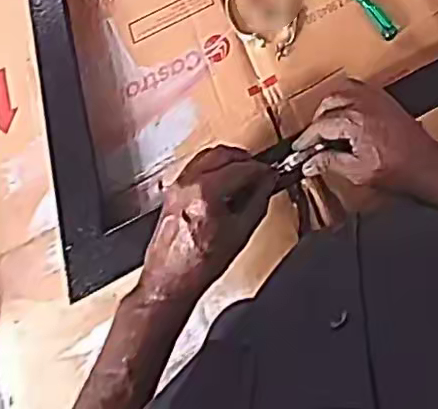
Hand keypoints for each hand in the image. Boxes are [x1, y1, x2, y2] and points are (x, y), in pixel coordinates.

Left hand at [137, 145, 273, 300]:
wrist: (168, 284)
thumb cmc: (197, 266)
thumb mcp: (240, 233)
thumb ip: (258, 200)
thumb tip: (267, 182)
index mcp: (206, 192)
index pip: (241, 167)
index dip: (261, 170)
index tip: (270, 174)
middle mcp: (189, 184)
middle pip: (224, 153)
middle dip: (245, 160)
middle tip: (259, 171)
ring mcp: (178, 186)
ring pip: (209, 155)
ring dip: (229, 159)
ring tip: (243, 173)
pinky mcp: (172, 191)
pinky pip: (196, 165)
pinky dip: (213, 165)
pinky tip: (223, 179)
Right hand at [293, 80, 437, 201]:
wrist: (424, 164)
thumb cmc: (398, 169)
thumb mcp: (357, 172)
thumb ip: (330, 163)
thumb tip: (311, 162)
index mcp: (354, 121)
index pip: (320, 125)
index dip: (306, 139)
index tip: (300, 148)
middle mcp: (363, 103)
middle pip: (327, 104)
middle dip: (317, 122)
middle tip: (313, 140)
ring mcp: (375, 97)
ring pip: (341, 91)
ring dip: (329, 105)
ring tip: (326, 125)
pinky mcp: (384, 97)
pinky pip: (357, 87)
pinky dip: (345, 96)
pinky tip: (345, 112)